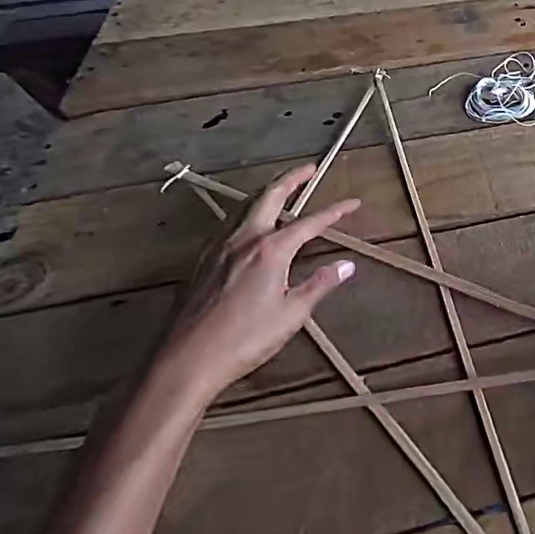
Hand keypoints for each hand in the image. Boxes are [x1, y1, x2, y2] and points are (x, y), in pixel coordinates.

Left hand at [154, 164, 360, 402]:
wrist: (181, 364)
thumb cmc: (244, 339)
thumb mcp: (292, 313)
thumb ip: (320, 284)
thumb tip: (346, 266)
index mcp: (270, 250)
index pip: (311, 222)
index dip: (335, 211)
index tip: (353, 203)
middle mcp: (242, 241)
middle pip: (267, 198)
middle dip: (291, 179)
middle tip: (309, 169)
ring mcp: (216, 251)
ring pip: (243, 208)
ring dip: (265, 193)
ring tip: (280, 188)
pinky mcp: (199, 265)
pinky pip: (227, 226)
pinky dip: (245, 214)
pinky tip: (247, 225)